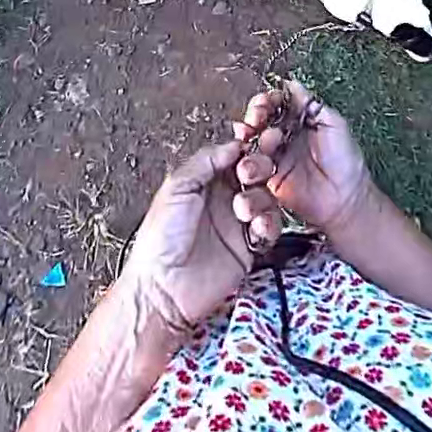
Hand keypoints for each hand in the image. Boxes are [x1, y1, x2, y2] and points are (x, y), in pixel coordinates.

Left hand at [119, 141, 267, 334]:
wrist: (162, 289)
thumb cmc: (160, 240)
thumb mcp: (176, 188)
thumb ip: (205, 161)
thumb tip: (233, 145)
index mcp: (207, 181)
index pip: (237, 156)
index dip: (249, 149)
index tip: (259, 142)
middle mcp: (225, 198)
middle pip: (257, 173)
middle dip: (260, 168)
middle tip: (250, 174)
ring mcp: (238, 222)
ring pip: (266, 198)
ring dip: (260, 199)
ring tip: (243, 209)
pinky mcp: (249, 247)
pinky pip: (270, 228)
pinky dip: (269, 224)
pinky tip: (256, 228)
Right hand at [232, 80, 374, 239]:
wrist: (347, 197)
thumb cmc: (345, 157)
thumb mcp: (333, 123)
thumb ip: (310, 104)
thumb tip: (290, 82)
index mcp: (295, 119)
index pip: (274, 104)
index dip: (266, 101)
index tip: (264, 103)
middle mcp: (281, 136)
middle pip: (259, 121)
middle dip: (254, 117)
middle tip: (255, 121)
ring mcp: (273, 159)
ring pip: (253, 144)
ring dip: (250, 140)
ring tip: (257, 141)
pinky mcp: (268, 181)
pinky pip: (252, 170)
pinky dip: (245, 164)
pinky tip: (245, 161)